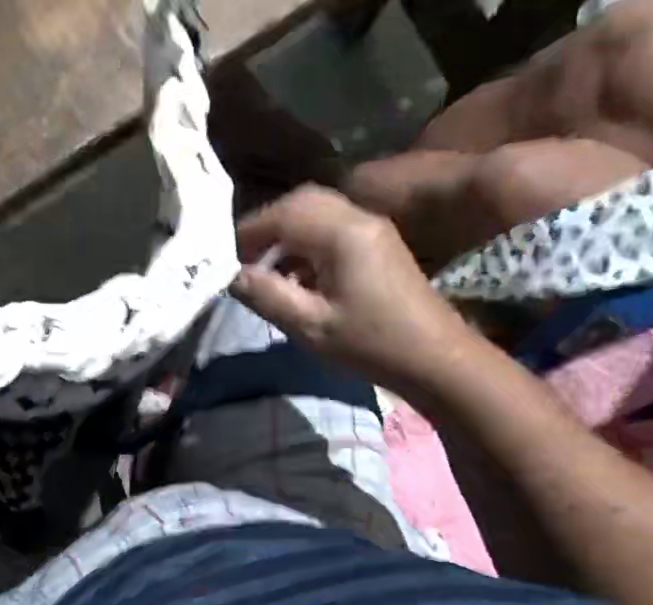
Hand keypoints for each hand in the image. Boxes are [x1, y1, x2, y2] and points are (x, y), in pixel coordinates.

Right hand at [230, 185, 485, 396]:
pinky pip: (331, 228)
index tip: (222, 258)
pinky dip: (303, 243)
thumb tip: (232, 275)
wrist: (430, 355)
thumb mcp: (308, 325)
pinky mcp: (376, 245)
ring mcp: (372, 229)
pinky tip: (292, 277)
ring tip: (261, 271)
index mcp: (343, 235)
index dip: (248, 231)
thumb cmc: (367, 343)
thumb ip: (266, 295)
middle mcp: (359, 219)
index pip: (285, 213)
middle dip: (266, 226)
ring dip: (284, 234)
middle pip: (302, 202)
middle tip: (240, 260)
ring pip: (317, 213)